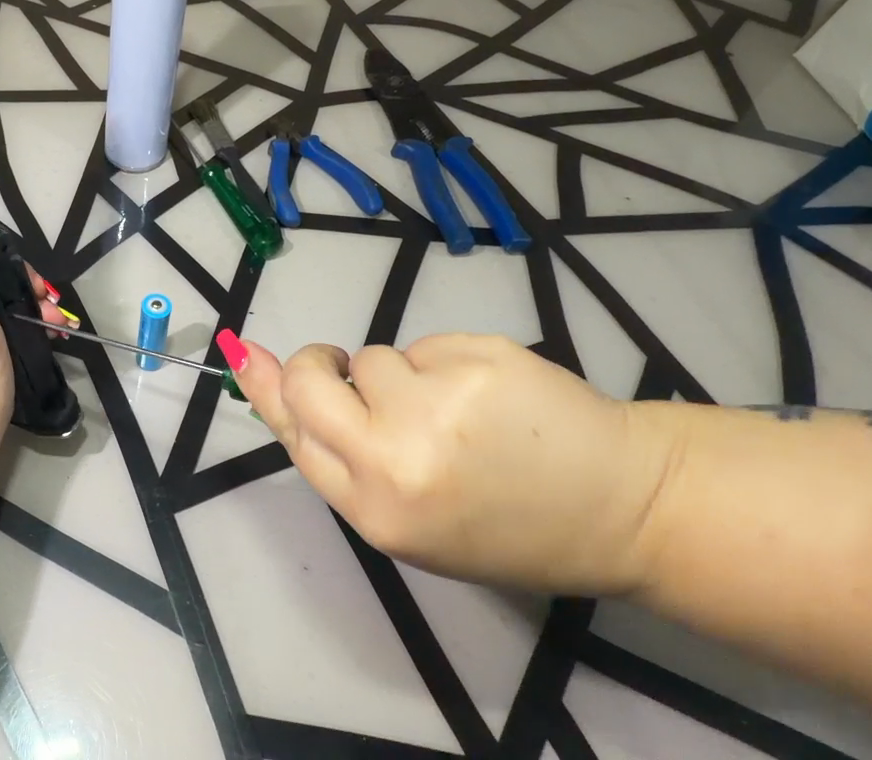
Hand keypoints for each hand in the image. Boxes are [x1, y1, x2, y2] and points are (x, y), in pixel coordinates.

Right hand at [233, 333, 676, 595]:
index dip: (265, 387)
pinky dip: (447, 362)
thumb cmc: (506, 526)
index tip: (245, 351)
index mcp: (376, 508)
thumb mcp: (409, 518)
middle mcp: (396, 457)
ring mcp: (439, 404)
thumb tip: (274, 383)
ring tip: (458, 411)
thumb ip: (341, 456)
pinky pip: (428, 345)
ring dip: (401, 376)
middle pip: (311, 380)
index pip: (294, 430)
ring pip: (375, 358)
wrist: (626, 507)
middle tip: (345, 369)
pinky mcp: (479, 361)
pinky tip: (491, 396)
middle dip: (319, 365)